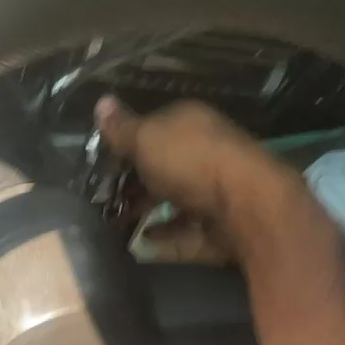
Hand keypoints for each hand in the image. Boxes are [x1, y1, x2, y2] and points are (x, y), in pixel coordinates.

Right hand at [94, 97, 311, 257]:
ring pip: (175, 199)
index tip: (102, 166)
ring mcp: (213, 190)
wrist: (243, 206)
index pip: (154, 129)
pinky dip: (164, 237)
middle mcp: (205, 152)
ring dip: (148, 209)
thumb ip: (122, 129)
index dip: (128, 145)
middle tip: (105, 199)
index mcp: (190, 123)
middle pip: (165, 166)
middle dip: (137, 181)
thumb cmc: (191, 162)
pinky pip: (184, 231)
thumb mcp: (147, 139)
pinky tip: (142, 243)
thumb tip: (101, 101)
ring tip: (119, 222)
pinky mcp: (217, 224)